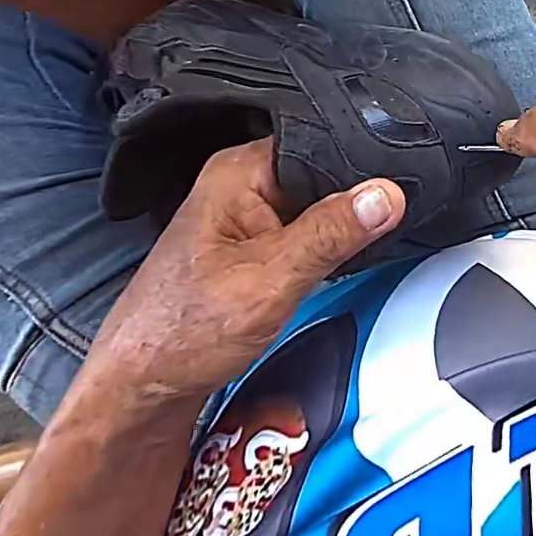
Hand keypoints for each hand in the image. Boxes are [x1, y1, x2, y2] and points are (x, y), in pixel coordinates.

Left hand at [86, 138, 404, 399]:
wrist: (144, 391)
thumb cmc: (181, 335)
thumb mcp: (271, 281)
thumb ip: (331, 234)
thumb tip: (386, 195)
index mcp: (240, 170)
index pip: (321, 143)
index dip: (361, 167)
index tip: (391, 192)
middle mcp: (244, 181)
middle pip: (324, 173)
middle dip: (351, 202)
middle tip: (368, 232)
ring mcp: (250, 211)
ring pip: (319, 203)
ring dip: (338, 228)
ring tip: (333, 256)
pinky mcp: (257, 239)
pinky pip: (308, 227)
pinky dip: (324, 245)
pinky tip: (324, 267)